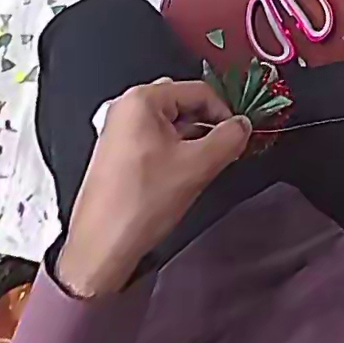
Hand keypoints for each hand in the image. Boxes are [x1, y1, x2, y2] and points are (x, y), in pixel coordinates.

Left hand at [54, 79, 249, 297]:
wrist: (100, 250)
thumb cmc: (144, 201)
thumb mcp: (198, 165)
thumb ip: (230, 137)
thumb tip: (243, 125)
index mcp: (142, 100)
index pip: (199, 92)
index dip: (224, 113)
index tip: (236, 137)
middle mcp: (126, 107)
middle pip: (184, 104)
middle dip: (207, 125)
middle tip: (221, 150)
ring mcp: (118, 129)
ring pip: (171, 123)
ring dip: (192, 139)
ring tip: (201, 166)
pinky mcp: (116, 152)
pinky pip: (155, 138)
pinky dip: (174, 150)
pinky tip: (180, 175)